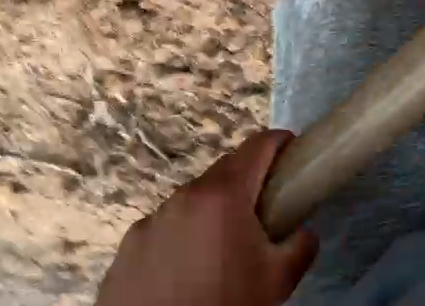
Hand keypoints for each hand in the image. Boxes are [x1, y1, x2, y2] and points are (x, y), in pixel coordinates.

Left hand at [95, 130, 317, 305]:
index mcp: (223, 195)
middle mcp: (182, 198)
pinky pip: (160, 231)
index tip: (292, 159)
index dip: (280, 144)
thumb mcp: (279, 280)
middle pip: (224, 171)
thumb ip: (301, 245)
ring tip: (218, 251)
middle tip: (261, 214)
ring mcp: (147, 224)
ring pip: (190, 202)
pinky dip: (177, 239)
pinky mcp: (122, 254)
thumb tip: (302, 232)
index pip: (258, 144)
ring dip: (209, 212)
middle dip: (246, 183)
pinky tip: (182, 273)